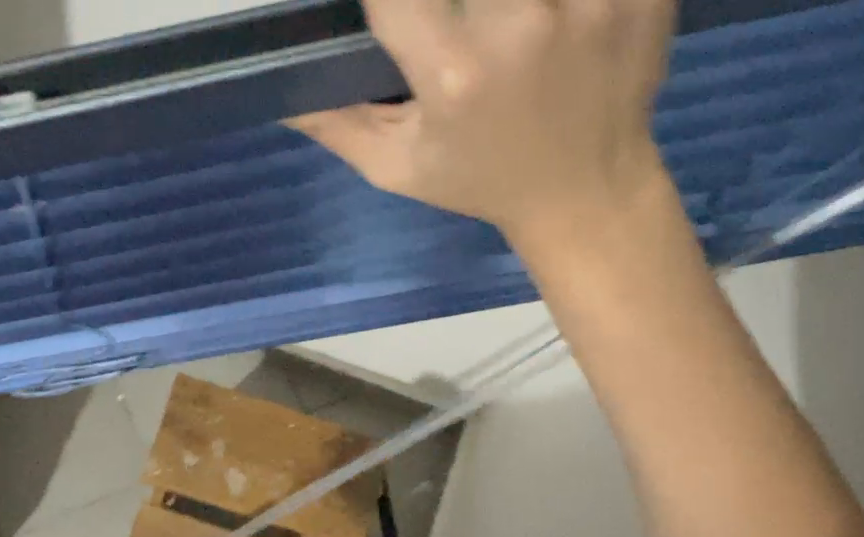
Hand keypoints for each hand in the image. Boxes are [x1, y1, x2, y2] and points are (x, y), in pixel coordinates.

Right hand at [289, 0, 677, 248]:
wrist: (586, 190)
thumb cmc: (480, 180)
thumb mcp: (395, 167)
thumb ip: (334, 123)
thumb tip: (277, 90)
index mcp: (454, 73)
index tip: (390, 4)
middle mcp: (521, 23)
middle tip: (452, 10)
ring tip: (492, 11)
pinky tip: (552, 7)